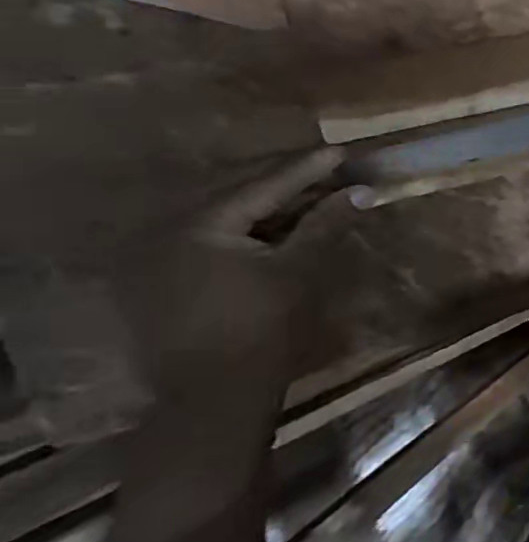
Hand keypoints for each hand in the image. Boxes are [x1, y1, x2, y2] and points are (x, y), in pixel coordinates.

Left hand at [126, 148, 356, 393]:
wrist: (216, 389)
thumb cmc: (263, 322)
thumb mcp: (300, 266)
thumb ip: (326, 222)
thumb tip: (361, 190)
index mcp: (196, 228)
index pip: (261, 186)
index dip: (306, 168)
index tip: (341, 151)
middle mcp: (163, 236)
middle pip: (234, 195)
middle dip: (284, 181)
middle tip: (328, 168)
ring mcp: (153, 260)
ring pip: (220, 217)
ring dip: (267, 205)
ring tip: (311, 194)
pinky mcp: (159, 281)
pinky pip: (208, 238)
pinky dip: (247, 228)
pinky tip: (279, 226)